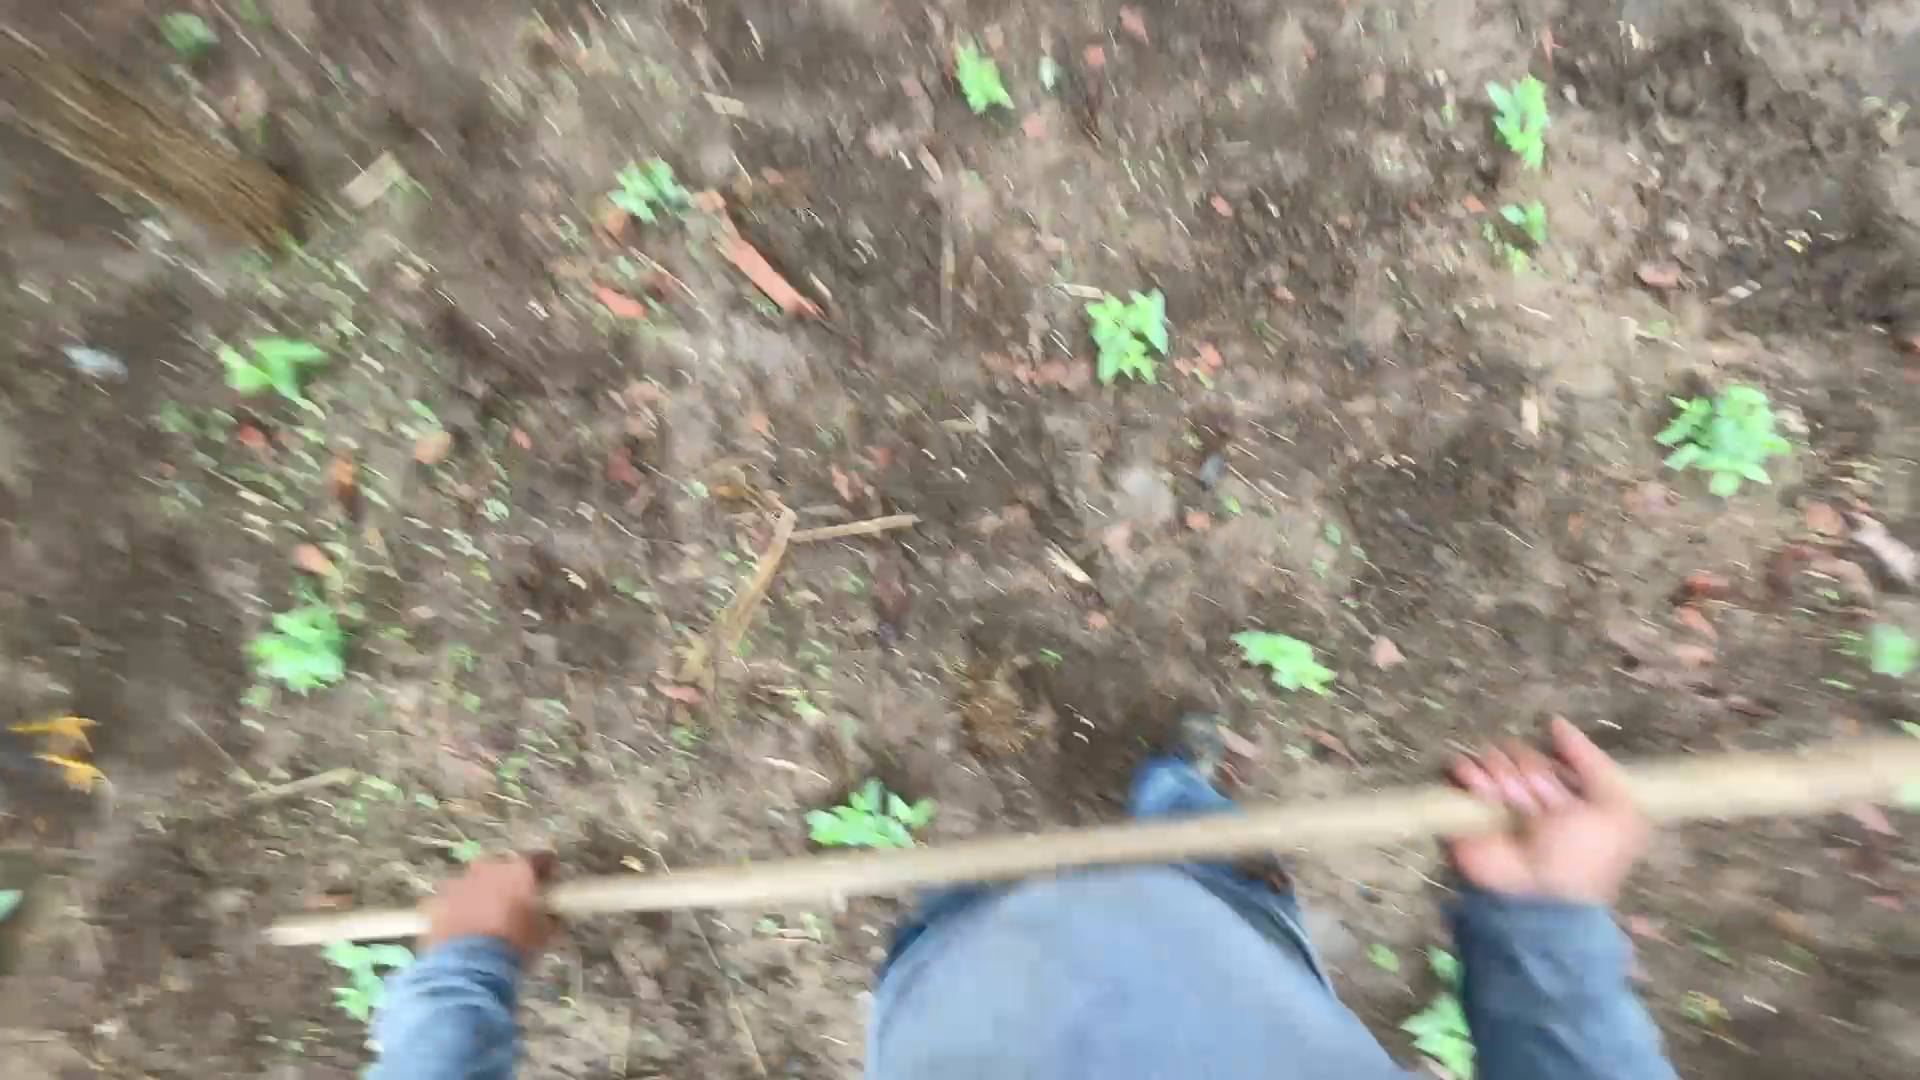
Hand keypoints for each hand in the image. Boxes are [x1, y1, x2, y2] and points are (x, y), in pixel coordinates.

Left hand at [421, 854, 554, 957]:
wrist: (467, 969)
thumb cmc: (515, 944)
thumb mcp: (546, 932)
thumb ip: (549, 915)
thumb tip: (551, 915)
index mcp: (521, 868)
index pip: (540, 858)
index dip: (546, 871)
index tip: (548, 883)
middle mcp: (490, 867)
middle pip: (501, 865)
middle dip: (507, 878)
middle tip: (511, 900)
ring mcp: (459, 883)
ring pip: (472, 880)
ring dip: (478, 891)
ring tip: (481, 914)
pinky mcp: (433, 904)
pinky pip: (446, 901)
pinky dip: (452, 909)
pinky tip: (458, 925)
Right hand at [1446, 717, 1648, 904]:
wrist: (1539, 893)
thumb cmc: (1584, 857)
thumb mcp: (1617, 813)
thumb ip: (1594, 763)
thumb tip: (1555, 721)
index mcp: (1561, 789)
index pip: (1548, 753)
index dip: (1555, 770)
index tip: (1564, 798)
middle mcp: (1525, 788)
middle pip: (1516, 750)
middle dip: (1528, 774)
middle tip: (1536, 806)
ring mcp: (1492, 794)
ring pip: (1487, 755)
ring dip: (1500, 775)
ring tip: (1508, 802)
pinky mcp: (1461, 802)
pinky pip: (1455, 769)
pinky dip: (1467, 773)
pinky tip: (1481, 790)